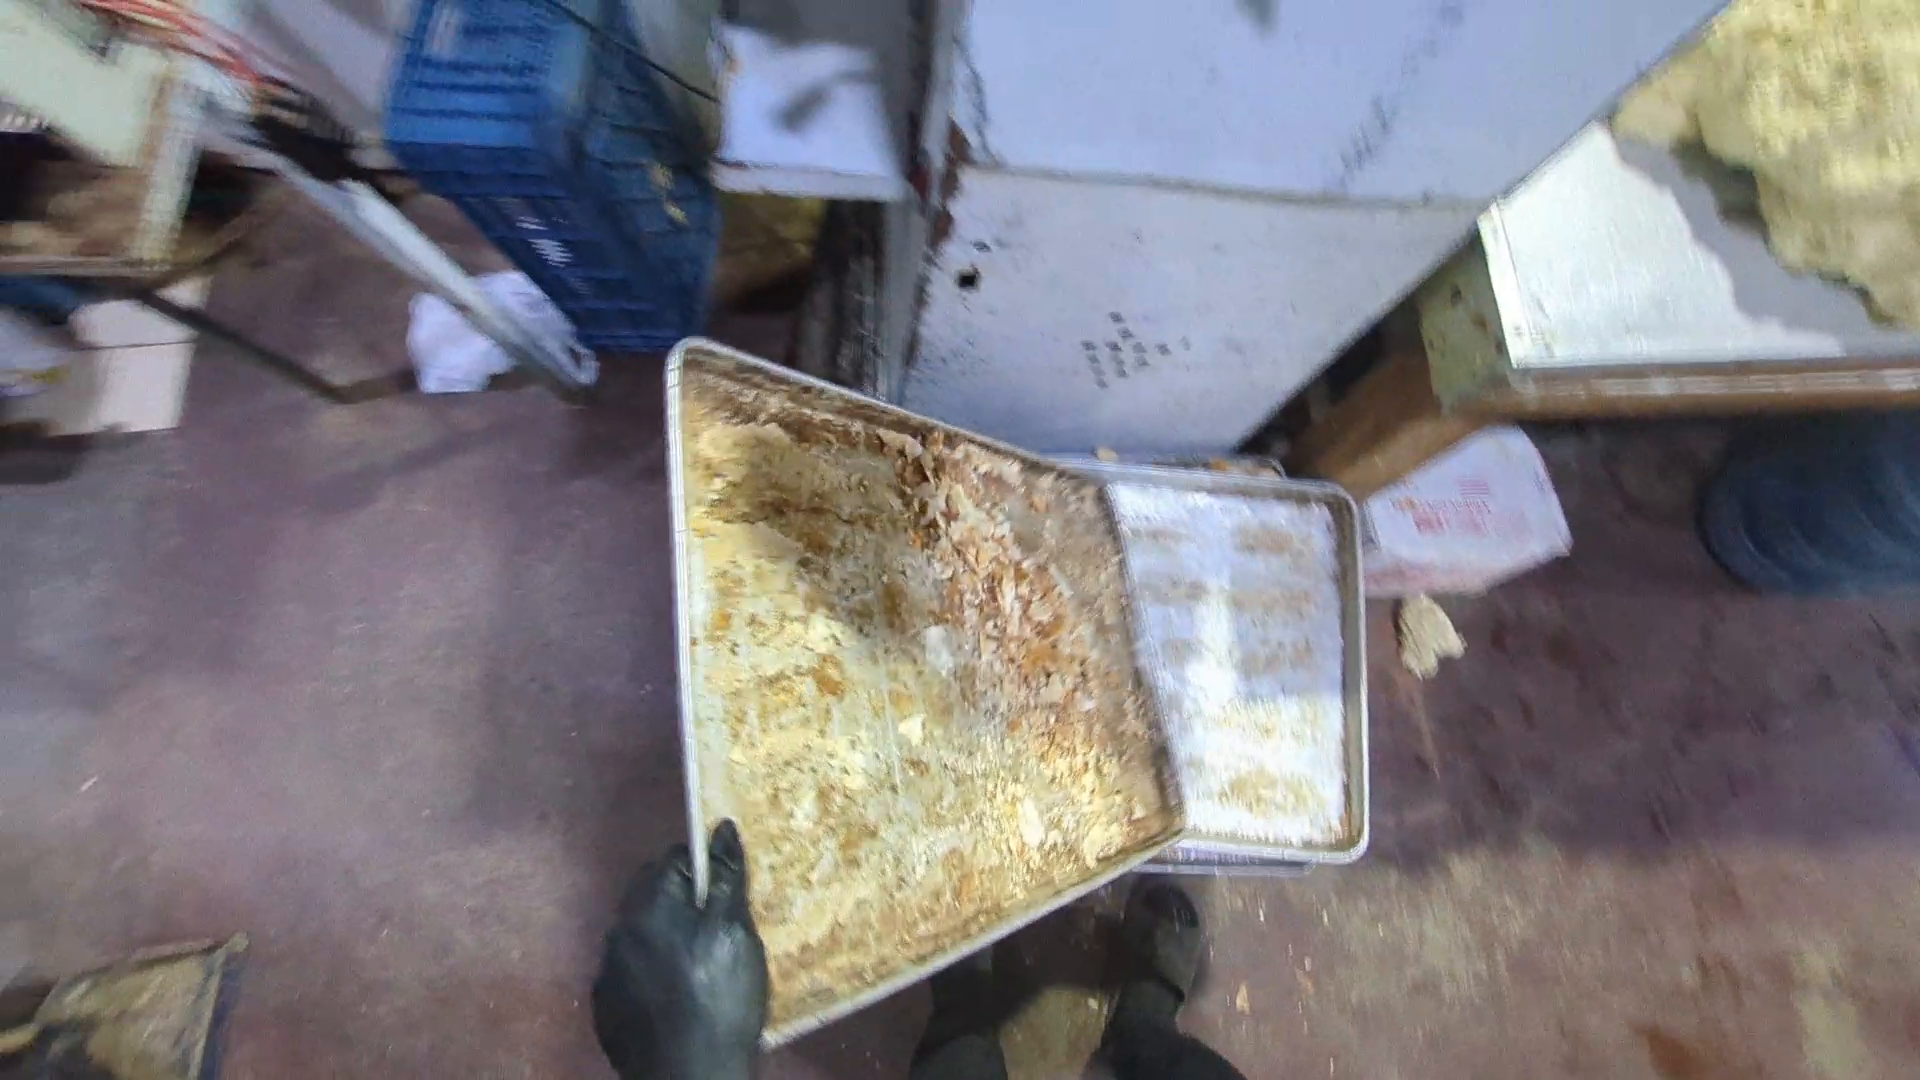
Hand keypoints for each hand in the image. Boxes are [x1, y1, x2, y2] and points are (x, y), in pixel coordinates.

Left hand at [592, 821, 768, 1079]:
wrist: (692, 1076)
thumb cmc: (721, 994)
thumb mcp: (733, 929)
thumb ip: (725, 875)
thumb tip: (721, 827)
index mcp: (648, 906)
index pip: (674, 858)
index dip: (704, 868)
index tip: (725, 892)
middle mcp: (618, 931)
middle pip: (650, 889)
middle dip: (680, 894)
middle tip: (714, 920)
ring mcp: (608, 972)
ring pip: (639, 928)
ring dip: (663, 928)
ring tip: (697, 955)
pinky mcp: (606, 1006)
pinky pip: (630, 965)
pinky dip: (650, 965)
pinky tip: (676, 987)